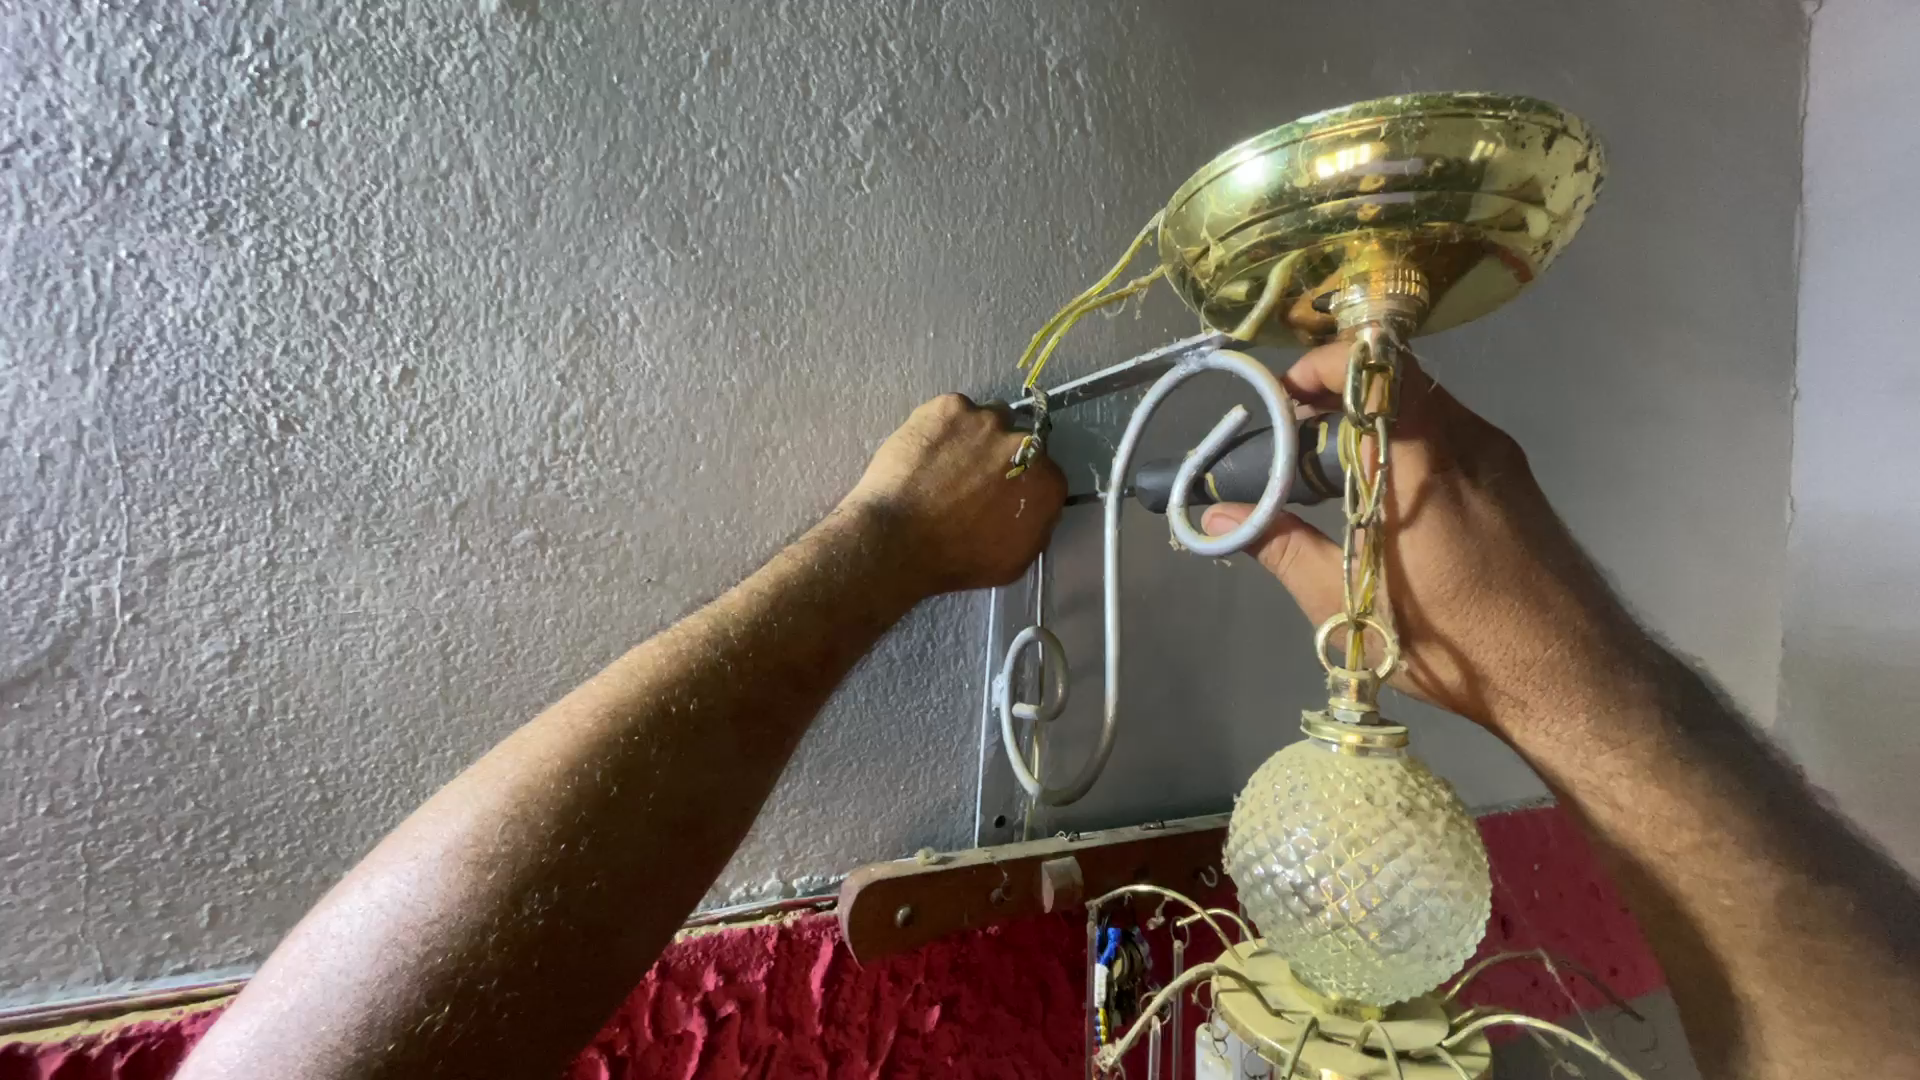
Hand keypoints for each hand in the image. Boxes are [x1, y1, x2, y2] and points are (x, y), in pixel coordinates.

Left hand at [843, 393, 1066, 595]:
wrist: (898, 541)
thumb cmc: (956, 561)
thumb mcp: (1014, 561)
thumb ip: (1035, 525)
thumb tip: (1034, 507)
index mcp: (1046, 481)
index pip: (1042, 473)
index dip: (1019, 482)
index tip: (999, 492)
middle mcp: (1023, 442)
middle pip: (1017, 441)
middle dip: (998, 457)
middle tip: (968, 480)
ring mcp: (985, 420)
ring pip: (985, 421)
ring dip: (971, 438)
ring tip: (942, 465)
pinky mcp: (948, 407)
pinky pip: (951, 413)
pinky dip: (940, 429)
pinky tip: (924, 454)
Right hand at [1202, 344, 1649, 735]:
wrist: (1576, 679)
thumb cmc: (1455, 639)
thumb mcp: (1349, 601)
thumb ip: (1281, 546)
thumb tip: (1217, 517)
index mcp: (1427, 463)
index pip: (1382, 367)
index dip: (1325, 365)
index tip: (1280, 399)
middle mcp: (1470, 441)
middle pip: (1395, 380)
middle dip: (1330, 397)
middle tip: (1285, 439)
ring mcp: (1498, 459)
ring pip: (1420, 408)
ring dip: (1363, 423)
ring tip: (1320, 472)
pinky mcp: (1511, 482)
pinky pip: (1442, 436)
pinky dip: (1397, 444)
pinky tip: (1374, 498)